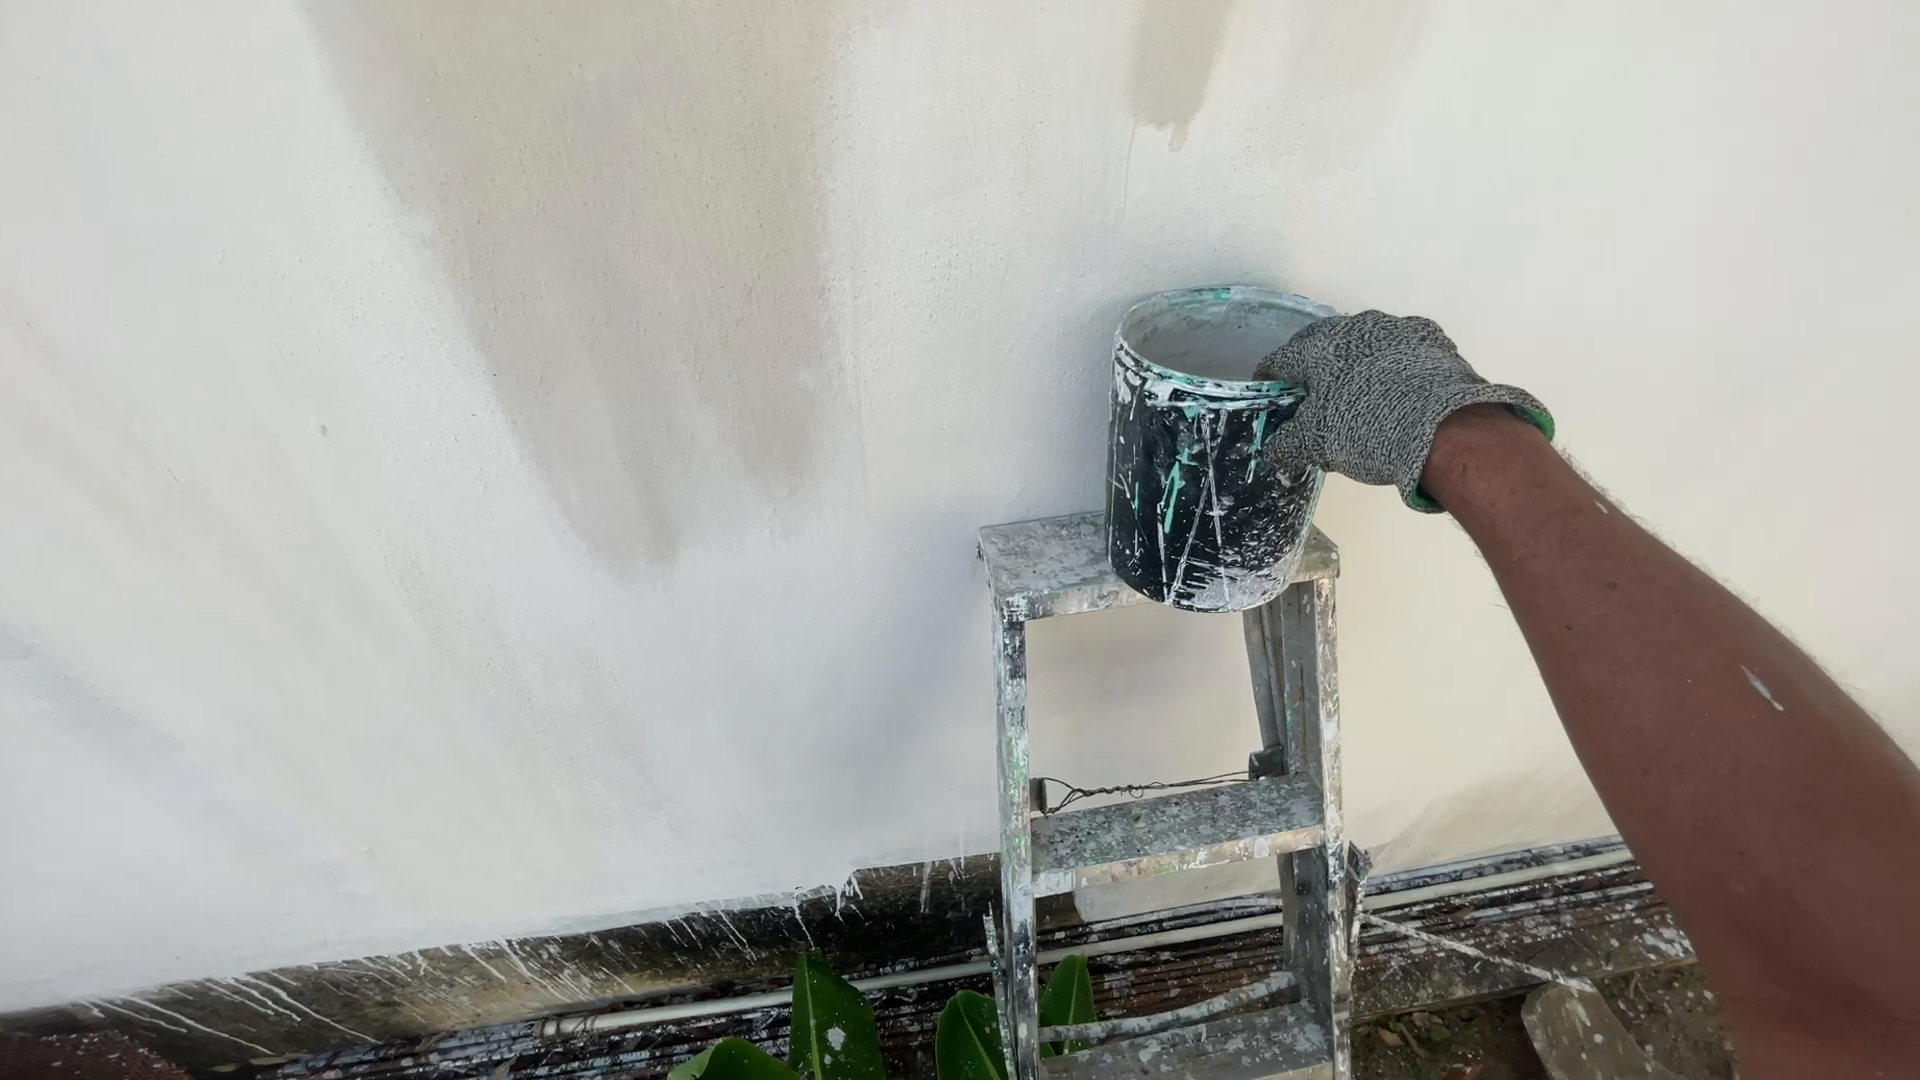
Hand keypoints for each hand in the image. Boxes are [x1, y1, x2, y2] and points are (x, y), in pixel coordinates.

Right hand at [1253, 311, 1552, 510]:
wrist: (1444, 429)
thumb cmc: (1363, 430)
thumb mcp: (1313, 446)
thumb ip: (1285, 445)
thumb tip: (1276, 450)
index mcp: (1316, 349)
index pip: (1280, 359)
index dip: (1269, 377)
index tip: (1271, 391)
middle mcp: (1353, 328)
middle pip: (1320, 340)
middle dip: (1310, 362)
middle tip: (1311, 388)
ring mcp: (1395, 329)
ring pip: (1361, 340)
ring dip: (1351, 358)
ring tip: (1355, 386)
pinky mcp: (1432, 338)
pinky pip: (1399, 347)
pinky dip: (1389, 362)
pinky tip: (1394, 387)